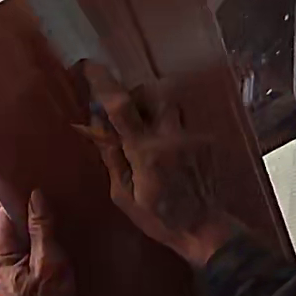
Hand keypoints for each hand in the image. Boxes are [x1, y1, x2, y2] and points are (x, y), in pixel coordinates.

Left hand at [0, 189, 75, 295]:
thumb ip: (42, 230)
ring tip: (64, 215)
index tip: (47, 185)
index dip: (26, 197)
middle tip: (61, 198)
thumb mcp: (49, 265)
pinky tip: (60, 237)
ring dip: (41, 226)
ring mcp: (6, 264)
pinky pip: (28, 247)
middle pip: (15, 220)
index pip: (8, 210)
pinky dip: (42, 241)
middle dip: (36, 210)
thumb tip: (36, 196)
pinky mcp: (18, 273)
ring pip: (23, 234)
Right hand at [75, 60, 239, 266]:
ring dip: (155, 109)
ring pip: (170, 101)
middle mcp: (171, 137)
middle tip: (127, 117)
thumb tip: (97, 125)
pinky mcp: (207, 139)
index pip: (121, 107)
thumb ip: (111, 156)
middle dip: (135, 96)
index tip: (88, 67)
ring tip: (150, 134)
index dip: (103, 82)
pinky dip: (171, 127)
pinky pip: (183, 119)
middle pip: (152, 90)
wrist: (205, 228)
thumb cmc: (159, 218)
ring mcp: (193, 136)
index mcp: (146, 153)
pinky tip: (171, 152)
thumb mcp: (123, 195)